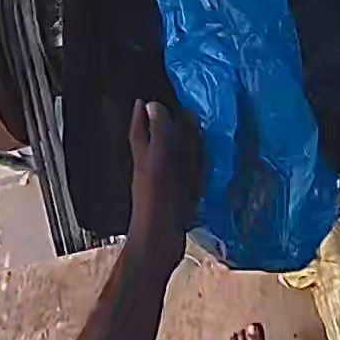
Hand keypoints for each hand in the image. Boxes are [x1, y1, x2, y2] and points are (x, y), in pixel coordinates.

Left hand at [125, 100, 198, 274]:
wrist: (159, 242)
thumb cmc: (157, 197)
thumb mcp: (158, 158)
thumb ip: (158, 131)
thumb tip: (152, 104)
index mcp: (144, 156)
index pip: (139, 129)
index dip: (140, 115)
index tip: (144, 98)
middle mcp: (150, 167)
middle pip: (153, 142)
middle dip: (159, 127)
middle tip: (171, 109)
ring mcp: (162, 184)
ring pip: (168, 157)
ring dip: (177, 145)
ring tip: (190, 130)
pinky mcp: (176, 198)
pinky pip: (183, 174)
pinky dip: (190, 165)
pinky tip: (201, 163)